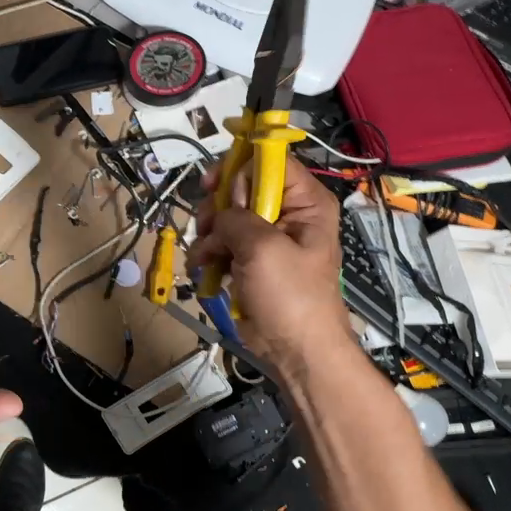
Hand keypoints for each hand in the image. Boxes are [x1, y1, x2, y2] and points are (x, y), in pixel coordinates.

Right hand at [189, 156, 349, 370]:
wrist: (295, 349)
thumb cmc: (290, 296)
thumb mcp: (263, 247)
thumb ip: (237, 216)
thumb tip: (220, 211)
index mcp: (305, 203)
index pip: (271, 162)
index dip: (240, 165)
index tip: (213, 183)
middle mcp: (287, 215)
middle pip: (241, 188)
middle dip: (219, 207)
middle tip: (210, 227)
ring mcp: (265, 239)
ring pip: (224, 216)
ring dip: (208, 234)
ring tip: (207, 257)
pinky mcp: (248, 261)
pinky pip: (219, 242)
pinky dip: (207, 253)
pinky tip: (204, 268)